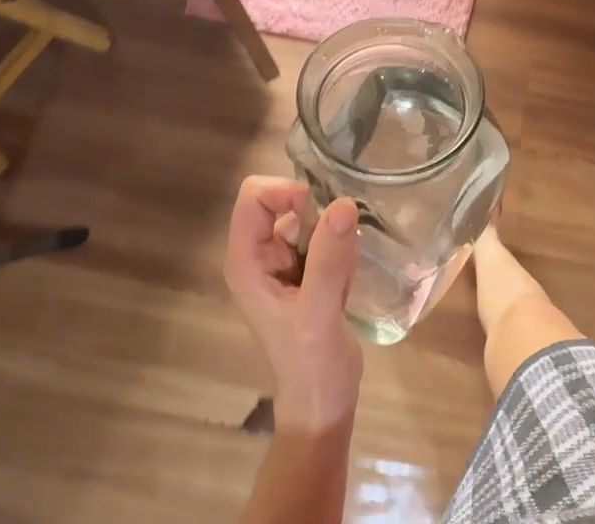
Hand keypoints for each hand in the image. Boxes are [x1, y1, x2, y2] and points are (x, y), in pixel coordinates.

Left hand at [223, 176, 363, 433]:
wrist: (323, 403)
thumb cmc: (311, 363)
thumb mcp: (319, 313)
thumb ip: (328, 260)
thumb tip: (342, 204)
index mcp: (246, 261)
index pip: (254, 196)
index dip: (286, 192)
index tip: (323, 212)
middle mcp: (259, 255)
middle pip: (279, 199)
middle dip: (313, 208)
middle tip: (340, 237)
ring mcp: (282, 263)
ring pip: (304, 215)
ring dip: (329, 227)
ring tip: (345, 261)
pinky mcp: (306, 271)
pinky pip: (322, 235)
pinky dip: (338, 242)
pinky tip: (347, 272)